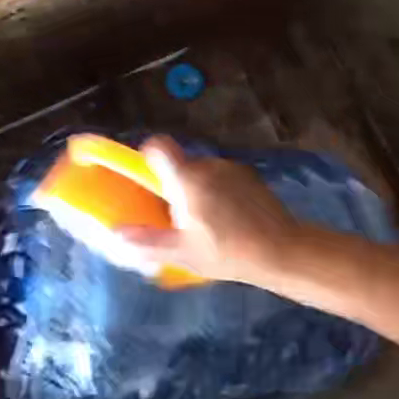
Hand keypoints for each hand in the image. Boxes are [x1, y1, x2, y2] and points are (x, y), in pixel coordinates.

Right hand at [116, 136, 306, 286]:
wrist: (281, 250)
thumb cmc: (227, 252)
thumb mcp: (183, 252)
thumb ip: (148, 241)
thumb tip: (117, 233)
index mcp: (187, 180)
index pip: (159, 146)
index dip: (148, 154)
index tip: (148, 177)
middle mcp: (208, 165)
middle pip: (180, 164)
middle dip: (175, 186)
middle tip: (180, 218)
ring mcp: (231, 167)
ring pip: (203, 171)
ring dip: (198, 190)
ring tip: (208, 222)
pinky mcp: (249, 175)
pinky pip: (222, 177)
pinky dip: (219, 191)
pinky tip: (229, 218)